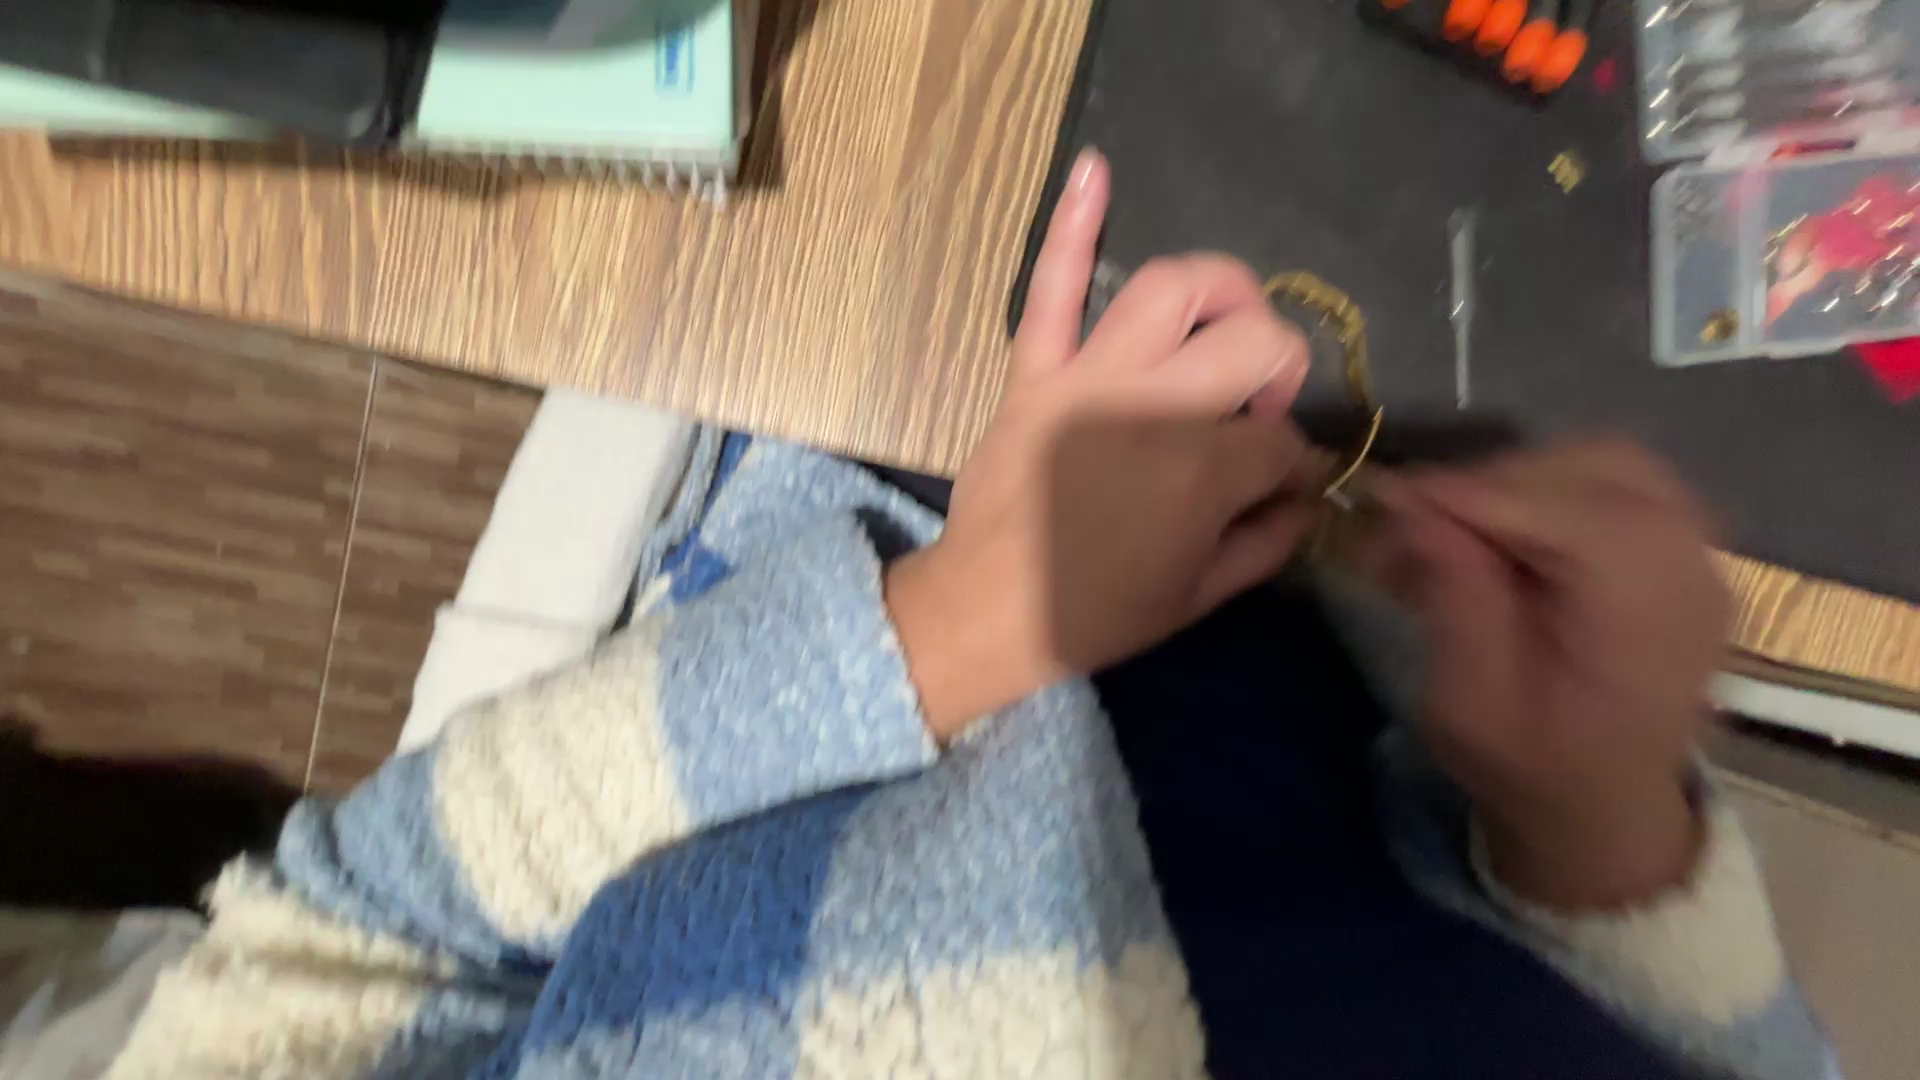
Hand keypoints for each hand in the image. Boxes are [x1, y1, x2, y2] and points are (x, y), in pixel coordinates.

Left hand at [887, 149, 1322, 741]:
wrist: (987, 610)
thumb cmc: (1095, 614)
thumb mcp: (1201, 597)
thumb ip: (1269, 540)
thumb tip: (1306, 491)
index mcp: (1204, 471)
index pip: (1283, 440)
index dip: (1289, 464)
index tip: (1272, 487)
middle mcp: (1155, 406)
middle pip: (1253, 342)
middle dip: (1279, 367)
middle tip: (1261, 403)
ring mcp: (1088, 380)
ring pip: (1170, 289)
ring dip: (1219, 288)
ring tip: (1225, 316)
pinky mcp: (1033, 375)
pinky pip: (1049, 291)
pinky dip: (1070, 228)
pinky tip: (1094, 170)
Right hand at [1369, 439, 1728, 909]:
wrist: (1600, 802)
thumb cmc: (1526, 764)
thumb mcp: (1467, 701)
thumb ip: (1456, 599)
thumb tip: (1417, 510)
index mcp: (1648, 625)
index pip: (1578, 519)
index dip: (1478, 495)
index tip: (1391, 500)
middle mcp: (1691, 573)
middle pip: (1594, 471)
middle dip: (1488, 484)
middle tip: (1411, 524)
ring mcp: (1691, 555)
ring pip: (1600, 464)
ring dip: (1509, 482)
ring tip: (1445, 527)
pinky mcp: (1668, 549)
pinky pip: (1604, 483)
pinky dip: (1535, 489)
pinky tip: (1488, 531)